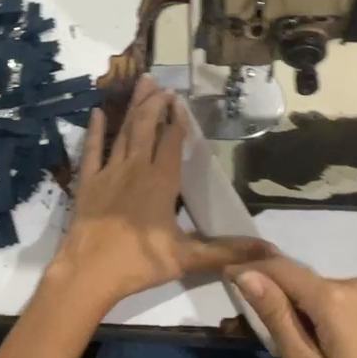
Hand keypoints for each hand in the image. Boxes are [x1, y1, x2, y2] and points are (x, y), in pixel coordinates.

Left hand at [50, 76, 272, 311]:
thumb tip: (269, 250)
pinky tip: (97, 113)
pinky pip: (91, 151)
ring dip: (133, 108)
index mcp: (161, 182)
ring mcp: (108, 173)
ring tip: (142, 85)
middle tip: (162, 84)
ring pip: (123, 133)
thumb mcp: (188, 258)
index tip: (181, 101)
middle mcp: (135, 169)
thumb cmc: (139, 264)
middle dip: (155, 104)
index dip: (178, 120)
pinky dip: (95, 131)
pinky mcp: (86, 183)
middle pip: (146, 128)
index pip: (172, 142)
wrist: (88, 273)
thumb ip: (227, 252)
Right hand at [229, 257, 356, 357]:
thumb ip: (277, 318)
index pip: (281, 269)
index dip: (252, 270)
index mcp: (336, 299)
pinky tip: (347, 349)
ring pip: (332, 292)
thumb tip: (247, 276)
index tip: (228, 275)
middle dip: (287, 302)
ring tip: (318, 353)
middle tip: (281, 344)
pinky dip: (341, 314)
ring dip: (316, 311)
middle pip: (308, 283)